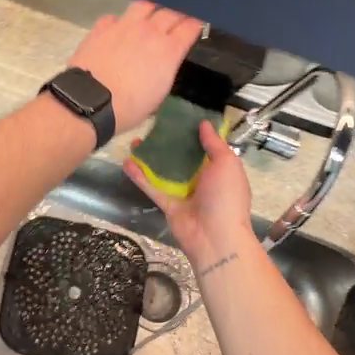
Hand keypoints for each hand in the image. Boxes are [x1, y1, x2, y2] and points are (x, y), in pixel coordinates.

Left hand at [66, 0, 203, 132]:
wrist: (90, 102)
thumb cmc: (129, 108)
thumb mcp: (158, 94)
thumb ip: (166, 70)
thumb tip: (165, 62)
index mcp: (169, 50)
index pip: (190, 27)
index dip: (195, 25)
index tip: (195, 26)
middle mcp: (150, 31)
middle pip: (170, 13)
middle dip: (176, 16)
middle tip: (175, 22)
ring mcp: (125, 26)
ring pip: (144, 6)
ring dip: (150, 11)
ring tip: (148, 18)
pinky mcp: (102, 27)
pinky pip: (115, 17)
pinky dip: (120, 22)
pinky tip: (118, 29)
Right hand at [125, 120, 255, 267]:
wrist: (216, 237)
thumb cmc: (226, 196)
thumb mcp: (227, 164)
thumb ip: (214, 144)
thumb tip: (205, 124)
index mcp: (218, 169)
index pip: (205, 147)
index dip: (193, 133)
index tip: (178, 117)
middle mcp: (201, 180)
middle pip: (181, 158)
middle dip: (168, 144)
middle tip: (152, 127)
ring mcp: (183, 192)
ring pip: (164, 171)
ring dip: (150, 158)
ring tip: (136, 141)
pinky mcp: (168, 204)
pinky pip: (152, 187)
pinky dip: (140, 176)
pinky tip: (127, 162)